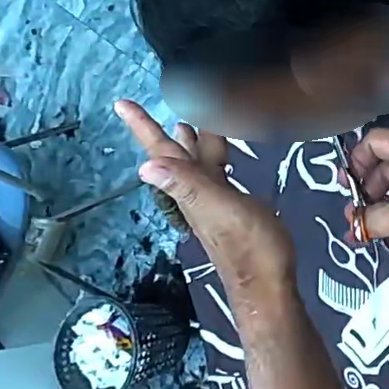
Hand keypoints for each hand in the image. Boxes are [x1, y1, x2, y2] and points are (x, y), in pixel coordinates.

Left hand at [115, 99, 295, 313]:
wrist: (267, 284)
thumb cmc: (250, 247)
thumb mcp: (219, 212)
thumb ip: (188, 187)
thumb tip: (145, 166)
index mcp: (191, 190)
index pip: (162, 153)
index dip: (143, 127)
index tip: (122, 104)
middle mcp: (197, 194)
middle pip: (177, 155)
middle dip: (167, 131)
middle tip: (163, 105)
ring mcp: (214, 202)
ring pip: (198, 164)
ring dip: (192, 142)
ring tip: (188, 121)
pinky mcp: (233, 209)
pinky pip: (218, 175)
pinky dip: (216, 158)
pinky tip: (221, 156)